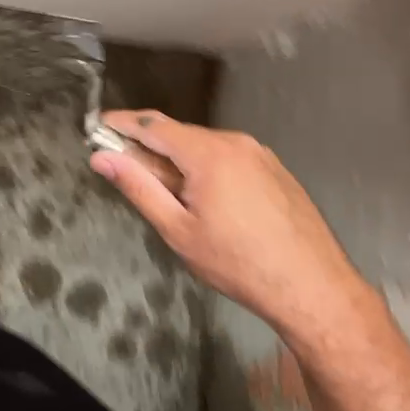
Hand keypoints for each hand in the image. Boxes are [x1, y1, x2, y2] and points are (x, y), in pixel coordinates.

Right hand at [89, 110, 369, 336]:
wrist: (313, 287)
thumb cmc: (237, 262)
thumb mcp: (177, 230)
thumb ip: (138, 187)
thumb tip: (102, 158)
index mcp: (208, 153)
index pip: (153, 125)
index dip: (121, 122)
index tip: (95, 125)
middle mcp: (235, 142)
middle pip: (179, 134)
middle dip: (148, 147)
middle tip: (125, 171)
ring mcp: (260, 154)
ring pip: (204, 147)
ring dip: (178, 160)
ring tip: (168, 196)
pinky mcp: (276, 169)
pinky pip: (228, 158)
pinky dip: (205, 168)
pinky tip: (206, 201)